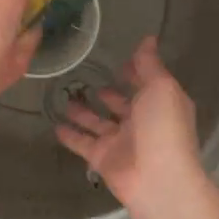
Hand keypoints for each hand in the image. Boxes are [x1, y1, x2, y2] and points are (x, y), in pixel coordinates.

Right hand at [55, 36, 204, 214]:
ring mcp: (121, 142)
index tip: (118, 61)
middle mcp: (141, 122)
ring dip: (83, 112)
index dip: (134, 73)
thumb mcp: (161, 88)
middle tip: (85, 77)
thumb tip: (148, 39)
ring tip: (65, 96)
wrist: (158, 179)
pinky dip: (71, 135)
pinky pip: (83, 143)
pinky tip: (55, 124)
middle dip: (107, 93)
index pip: (145, 84)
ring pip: (98, 123)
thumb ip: (150, 64)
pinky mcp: (103, 159)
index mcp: (159, 104)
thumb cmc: (163, 128)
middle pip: (120, 105)